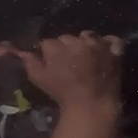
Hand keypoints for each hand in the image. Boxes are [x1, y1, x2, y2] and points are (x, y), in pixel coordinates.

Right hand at [0, 33, 123, 111]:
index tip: (51, 60)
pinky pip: (112, 39)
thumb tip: (23, 51)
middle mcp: (77, 42)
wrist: (92, 102)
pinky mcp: (114, 51)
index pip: (48, 42)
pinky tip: (104, 49)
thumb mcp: (38, 78)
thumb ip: (30, 61)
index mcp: (56, 47)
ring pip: (88, 36)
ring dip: (85, 42)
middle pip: (68, 38)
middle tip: (69, 60)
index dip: (49, 51)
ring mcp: (97, 45)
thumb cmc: (62, 91)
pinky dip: (108, 42)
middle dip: (66, 46)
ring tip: (86, 55)